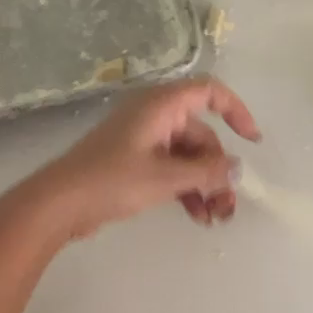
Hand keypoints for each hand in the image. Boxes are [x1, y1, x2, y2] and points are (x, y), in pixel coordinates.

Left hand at [34, 77, 261, 238]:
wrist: (60, 204)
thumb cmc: (111, 181)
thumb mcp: (166, 178)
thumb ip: (206, 172)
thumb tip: (238, 170)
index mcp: (161, 106)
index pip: (209, 92)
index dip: (236, 111)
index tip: (252, 141)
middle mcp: (154, 117)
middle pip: (202, 136)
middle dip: (219, 171)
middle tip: (228, 207)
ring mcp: (143, 141)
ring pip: (188, 158)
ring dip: (204, 186)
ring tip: (215, 220)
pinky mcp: (133, 163)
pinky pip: (171, 170)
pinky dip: (186, 190)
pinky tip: (197, 217)